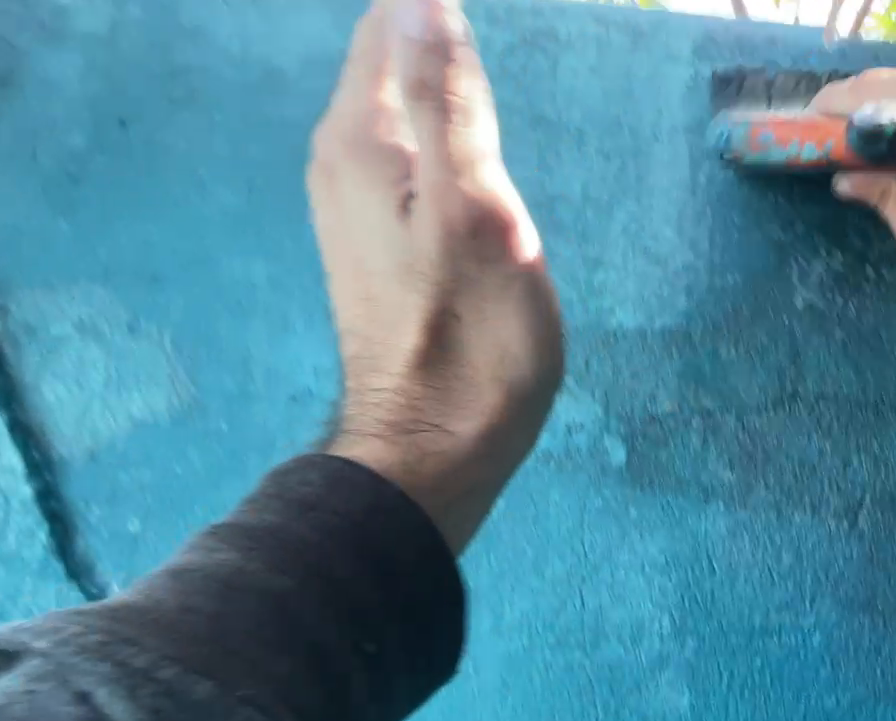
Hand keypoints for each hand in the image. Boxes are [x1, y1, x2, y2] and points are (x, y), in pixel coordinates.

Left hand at [308, 0, 562, 552]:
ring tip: (486, 90)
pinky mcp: (387, 253)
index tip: (485, 31)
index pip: (389, 29)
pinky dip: (446, 152)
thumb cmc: (475, 336)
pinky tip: (475, 168)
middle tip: (490, 53)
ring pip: (404, 124)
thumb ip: (450, 107)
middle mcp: (345, 164)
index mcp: (364, 143)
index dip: (434, 13)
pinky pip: (413, 170)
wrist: (440, 442)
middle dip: (438, 49)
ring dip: (445, 100)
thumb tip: (422, 0)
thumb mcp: (477, 214)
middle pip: (392, 71)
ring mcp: (361, 212)